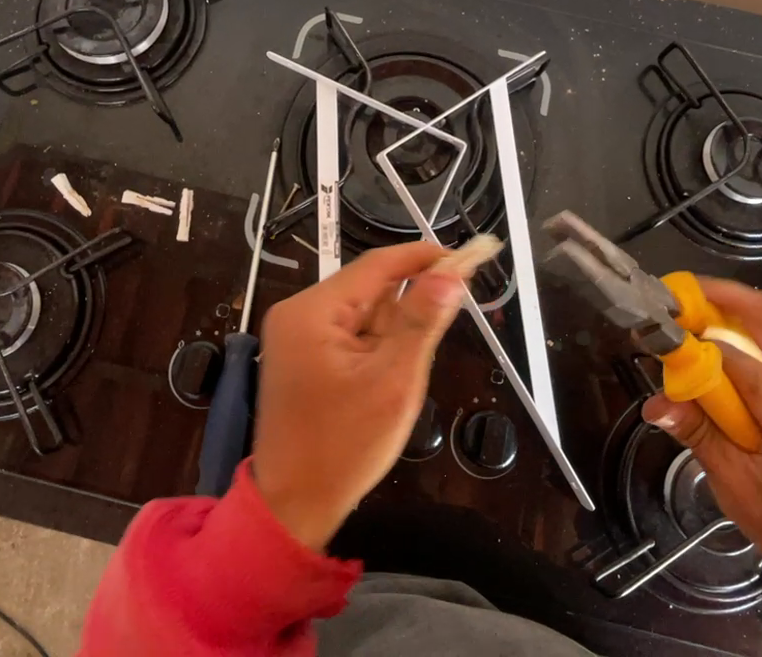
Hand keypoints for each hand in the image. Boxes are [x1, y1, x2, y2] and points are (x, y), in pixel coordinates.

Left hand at [250, 242, 464, 550]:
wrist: (294, 506)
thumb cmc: (344, 446)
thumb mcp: (393, 381)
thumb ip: (421, 322)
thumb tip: (451, 274)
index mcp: (312, 310)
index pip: (377, 265)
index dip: (423, 257)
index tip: (467, 255)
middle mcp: (298, 312)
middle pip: (370, 289)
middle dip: (408, 307)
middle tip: (441, 332)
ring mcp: (296, 334)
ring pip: (363, 313)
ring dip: (392, 333)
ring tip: (398, 377)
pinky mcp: (302, 355)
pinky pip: (350, 333)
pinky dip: (376, 347)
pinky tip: (384, 379)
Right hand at [641, 279, 761, 627]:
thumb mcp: (742, 491)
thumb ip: (701, 435)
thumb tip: (657, 404)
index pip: (728, 358)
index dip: (688, 351)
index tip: (657, 343)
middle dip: (723, 296)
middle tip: (682, 295)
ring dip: (747, 309)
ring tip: (705, 310)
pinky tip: (742, 345)